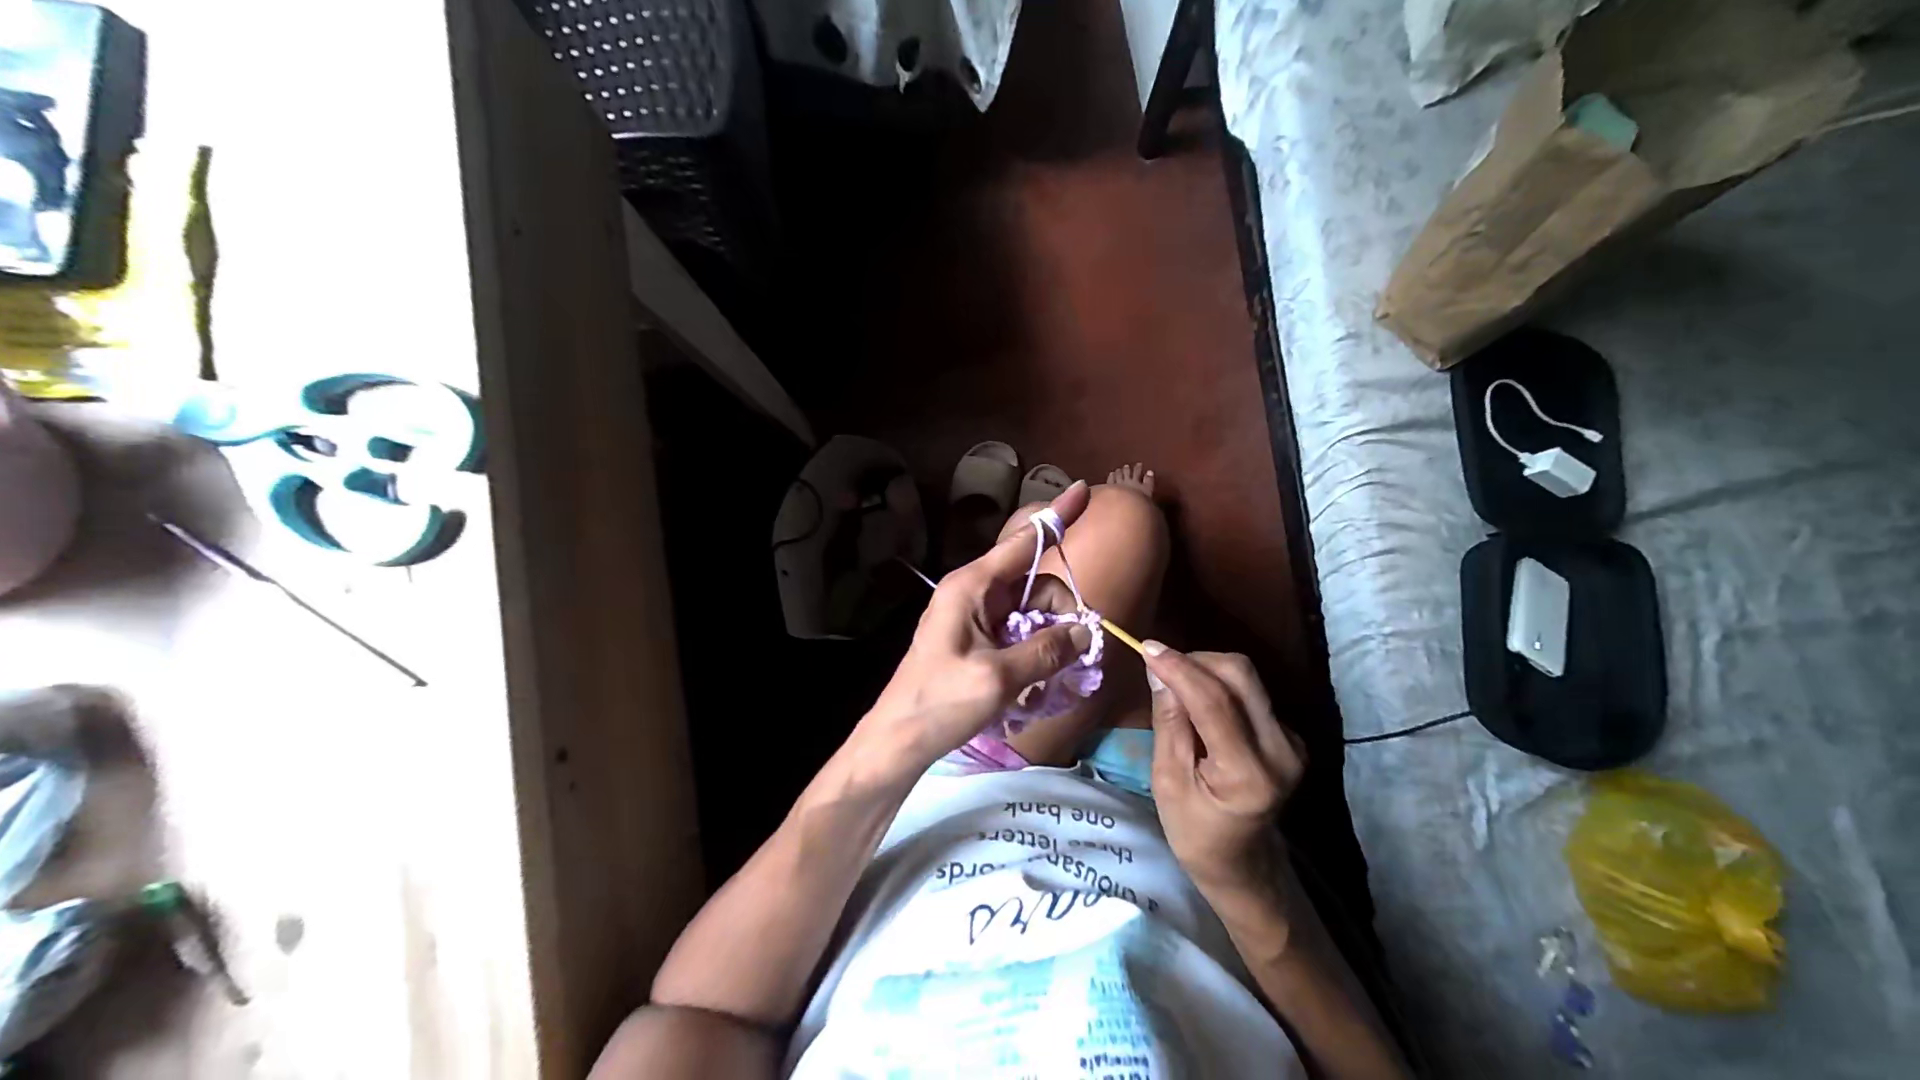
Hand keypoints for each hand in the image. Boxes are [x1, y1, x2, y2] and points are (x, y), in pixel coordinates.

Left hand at [848, 482, 1094, 782]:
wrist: (900, 738)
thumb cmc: (942, 701)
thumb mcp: (1000, 677)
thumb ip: (1046, 650)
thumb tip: (1083, 632)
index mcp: (971, 586)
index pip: (1022, 542)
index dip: (1056, 517)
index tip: (1084, 489)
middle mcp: (973, 592)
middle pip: (1035, 585)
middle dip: (1060, 613)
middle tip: (1072, 655)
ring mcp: (973, 616)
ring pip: (1029, 611)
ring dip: (1048, 638)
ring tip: (1049, 679)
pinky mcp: (975, 639)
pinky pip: (1016, 632)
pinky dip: (1033, 650)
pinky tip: (1036, 682)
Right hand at [1144, 645, 1306, 902]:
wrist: (1243, 863)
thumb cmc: (1195, 832)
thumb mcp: (1167, 782)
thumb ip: (1168, 724)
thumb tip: (1159, 671)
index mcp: (1248, 774)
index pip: (1214, 702)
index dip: (1179, 668)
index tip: (1146, 647)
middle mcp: (1281, 751)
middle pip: (1240, 675)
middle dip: (1195, 660)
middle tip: (1160, 667)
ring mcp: (1292, 741)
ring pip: (1247, 678)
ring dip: (1206, 669)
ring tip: (1176, 687)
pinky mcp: (1290, 735)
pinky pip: (1250, 692)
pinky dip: (1218, 685)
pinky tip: (1199, 706)